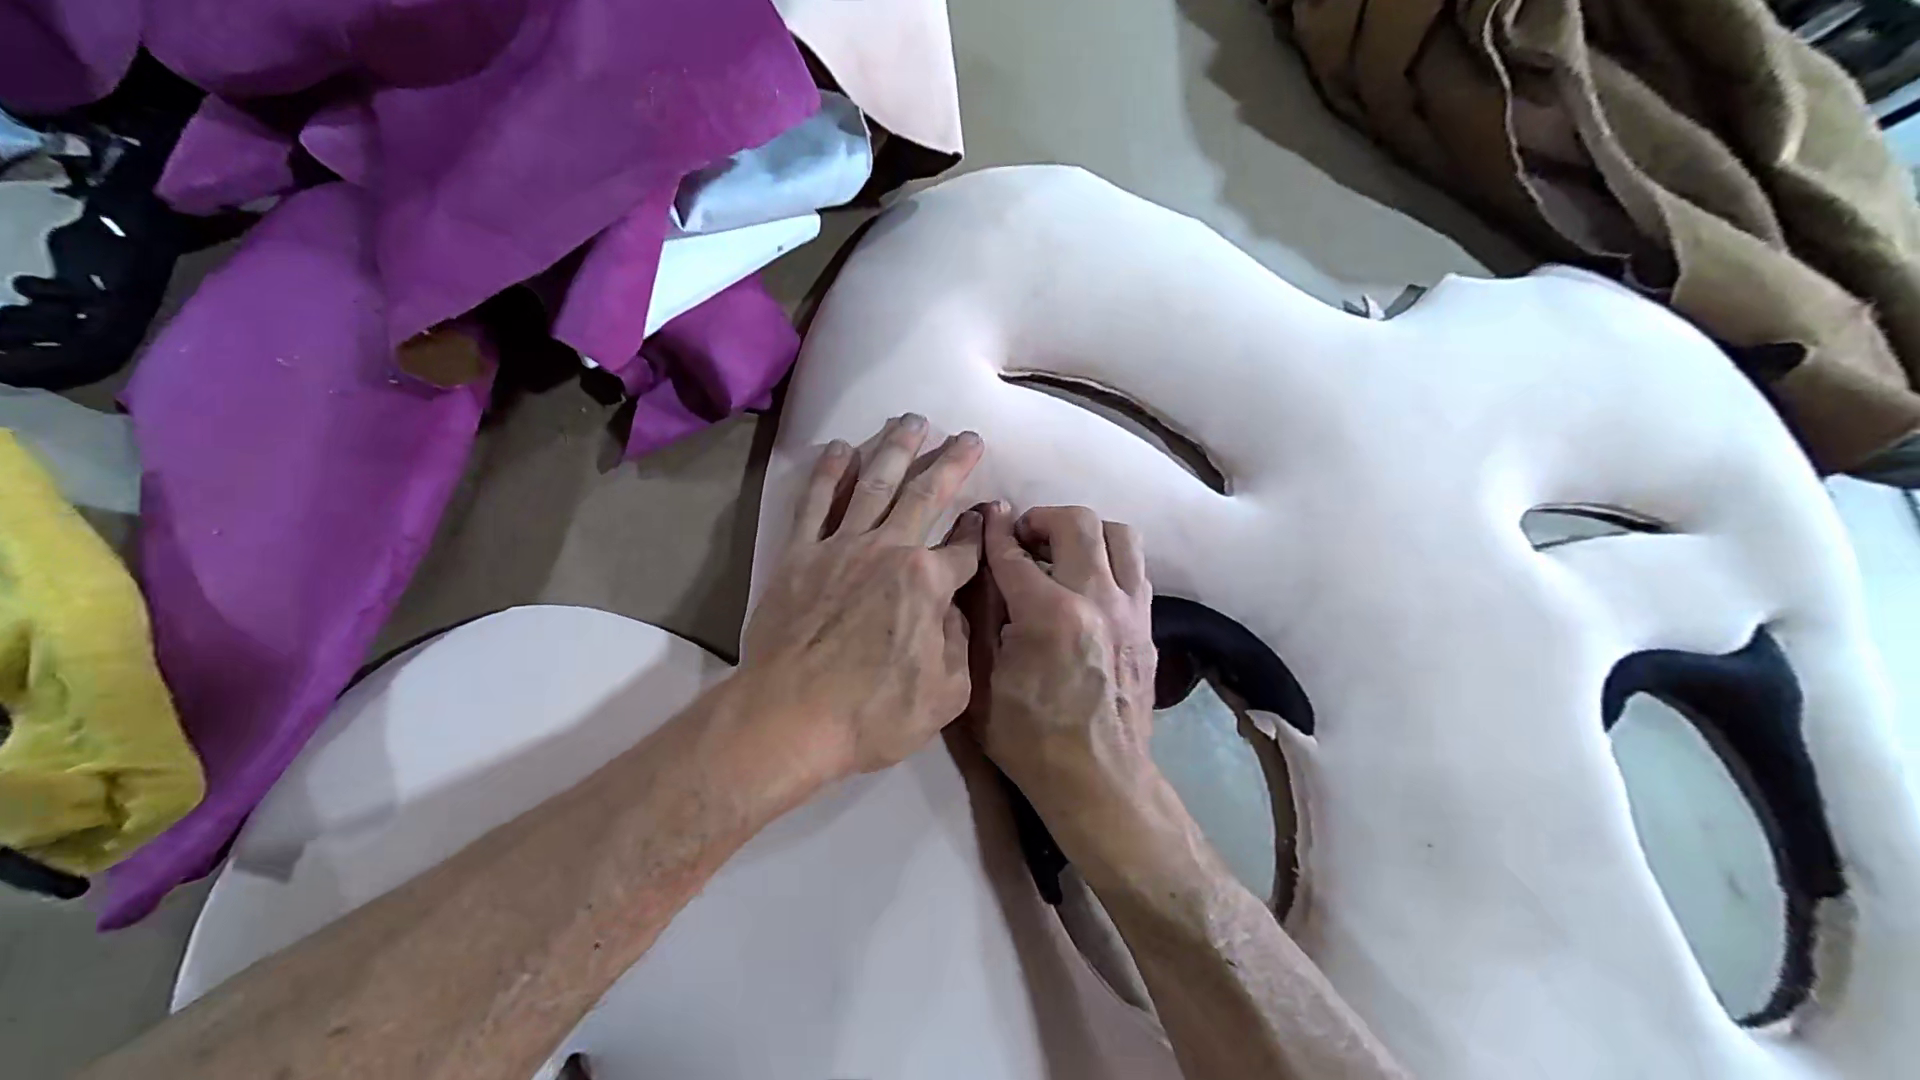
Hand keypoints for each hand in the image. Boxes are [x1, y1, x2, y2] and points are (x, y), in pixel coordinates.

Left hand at [740, 414, 984, 777]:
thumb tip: (957, 607)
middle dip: (951, 463)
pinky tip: (840, 447)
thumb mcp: (946, 694)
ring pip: (874, 484)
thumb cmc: (871, 714)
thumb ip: (961, 643)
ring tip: (912, 421)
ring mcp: (841, 547)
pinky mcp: (799, 554)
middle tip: (968, 437)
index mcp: (928, 583)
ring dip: (896, 449)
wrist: (789, 718)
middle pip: (926, 495)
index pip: (965, 547)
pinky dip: (828, 472)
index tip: (989, 512)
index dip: (981, 529)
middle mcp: (889, 550)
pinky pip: (815, 502)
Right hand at [967, 502, 1158, 829]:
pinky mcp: (1148, 626)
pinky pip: (1135, 569)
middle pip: (1078, 523)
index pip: (1015, 553)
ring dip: (1085, 533)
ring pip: (1119, 535)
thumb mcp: (981, 682)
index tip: (987, 517)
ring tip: (1061, 552)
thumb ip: (979, 616)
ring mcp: (1131, 611)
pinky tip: (1088, 584)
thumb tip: (978, 567)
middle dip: (1042, 519)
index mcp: (1049, 614)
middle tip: (1022, 538)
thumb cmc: (1028, 738)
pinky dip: (1109, 560)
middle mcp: (1097, 599)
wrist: (1099, 779)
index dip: (995, 531)